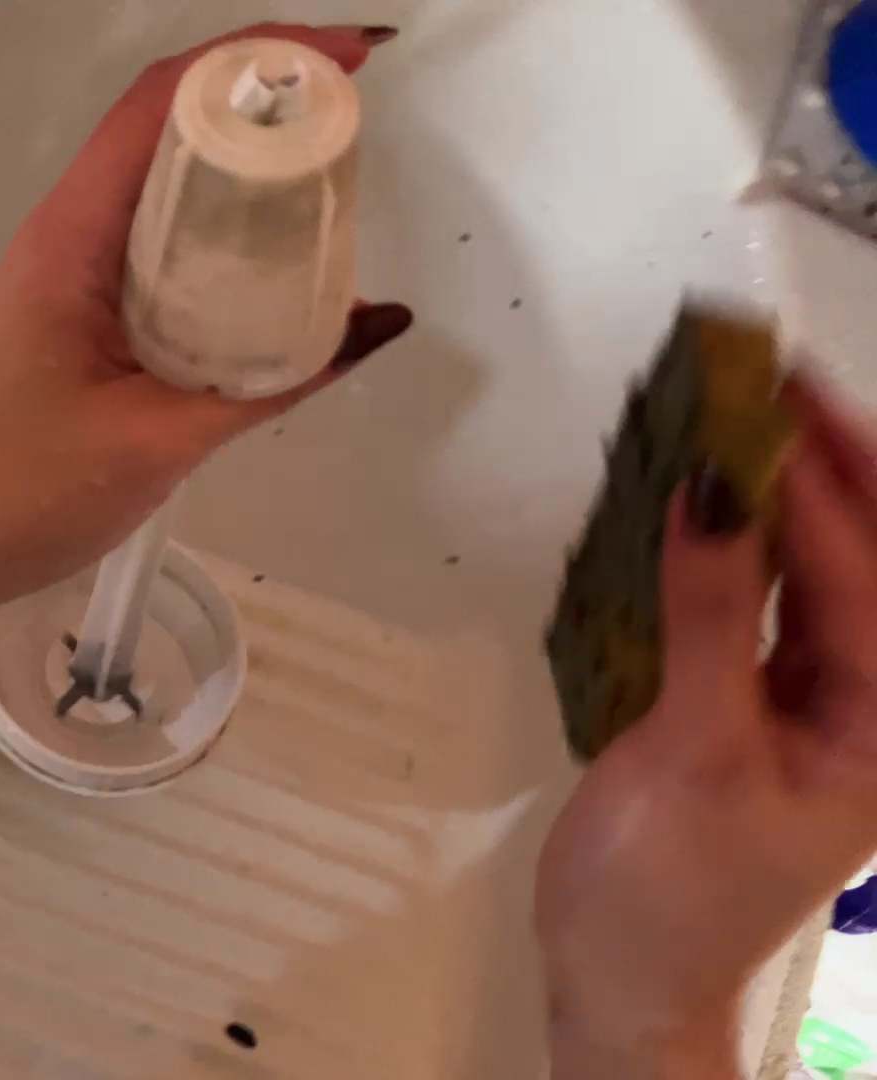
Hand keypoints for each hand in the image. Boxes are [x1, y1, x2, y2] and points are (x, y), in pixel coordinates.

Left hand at [0, 24, 411, 622]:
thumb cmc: (16, 494)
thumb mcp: (155, 441)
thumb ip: (266, 384)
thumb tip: (373, 328)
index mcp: (68, 242)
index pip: (161, 105)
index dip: (257, 62)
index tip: (348, 66)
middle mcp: (58, 248)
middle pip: (163, 151)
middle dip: (259, 134)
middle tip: (346, 166)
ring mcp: (53, 294)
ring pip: (155, 220)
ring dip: (232, 213)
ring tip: (317, 235)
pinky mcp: (58, 338)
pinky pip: (141, 281)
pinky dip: (202, 278)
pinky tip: (249, 314)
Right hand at [535, 375, 876, 1076]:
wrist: (619, 957)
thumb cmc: (665, 873)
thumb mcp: (693, 746)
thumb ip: (712, 624)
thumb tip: (711, 505)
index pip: (867, 574)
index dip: (819, 482)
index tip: (765, 401)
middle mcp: (866, 702)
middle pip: (865, 565)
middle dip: (827, 470)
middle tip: (767, 386)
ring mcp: (803, 705)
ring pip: (810, 582)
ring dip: (775, 505)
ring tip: (732, 431)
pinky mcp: (734, 708)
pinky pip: (748, 612)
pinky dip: (726, 557)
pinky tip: (692, 522)